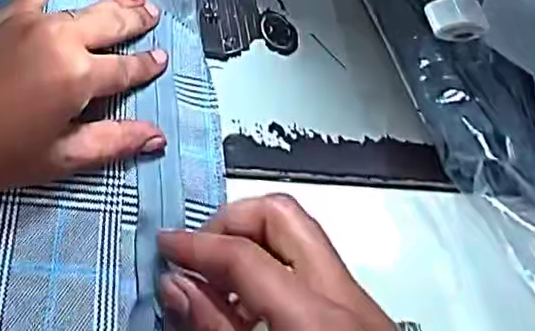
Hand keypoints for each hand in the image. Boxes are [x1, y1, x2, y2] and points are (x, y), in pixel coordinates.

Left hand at [0, 0, 168, 198]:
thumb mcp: (61, 158)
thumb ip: (113, 142)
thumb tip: (156, 136)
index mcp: (79, 77)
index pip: (125, 69)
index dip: (146, 66)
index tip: (163, 58)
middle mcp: (62, 39)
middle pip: (110, 26)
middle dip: (135, 21)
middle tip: (154, 14)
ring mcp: (34, 21)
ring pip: (83, 6)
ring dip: (111, 2)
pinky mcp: (9, 14)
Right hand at [157, 195, 395, 330]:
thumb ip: (216, 329)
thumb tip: (177, 284)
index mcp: (318, 321)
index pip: (242, 252)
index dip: (193, 245)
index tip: (163, 246)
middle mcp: (348, 301)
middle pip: (280, 215)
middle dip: (231, 222)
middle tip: (200, 255)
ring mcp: (366, 310)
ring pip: (300, 236)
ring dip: (254, 246)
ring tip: (222, 288)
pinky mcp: (371, 324)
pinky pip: (314, 271)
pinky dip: (277, 273)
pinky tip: (256, 313)